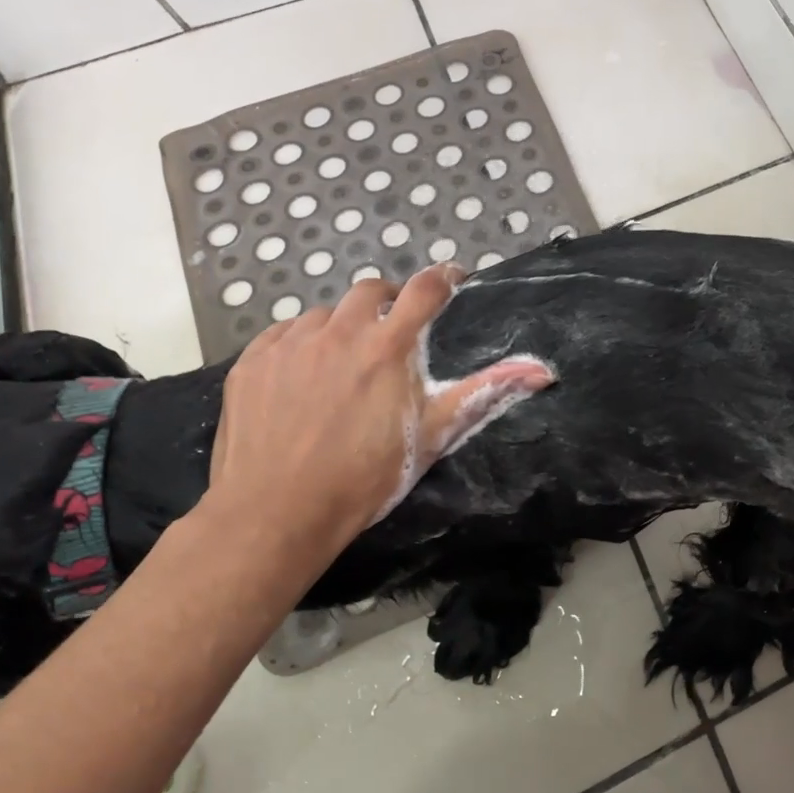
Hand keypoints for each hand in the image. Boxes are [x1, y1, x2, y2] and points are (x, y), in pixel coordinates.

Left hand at [206, 263, 552, 545]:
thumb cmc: (365, 477)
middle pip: (372, 290)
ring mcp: (290, 345)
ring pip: (324, 313)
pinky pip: (282, 333)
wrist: (275, 515)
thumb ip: (484, 392)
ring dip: (342, 326)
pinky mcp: (251, 362)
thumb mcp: (434, 434)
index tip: (452, 279)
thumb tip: (542, 371)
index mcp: (388, 346)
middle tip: (394, 330)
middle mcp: (339, 332)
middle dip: (390, 301)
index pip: (425, 289)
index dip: (444, 277)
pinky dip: (301, 343)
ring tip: (345, 360)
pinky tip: (303, 376)